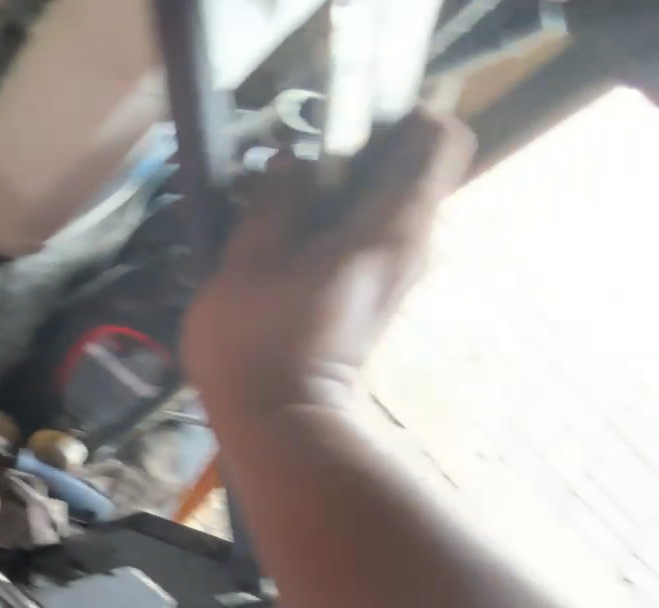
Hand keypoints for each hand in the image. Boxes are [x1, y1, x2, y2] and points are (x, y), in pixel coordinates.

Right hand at [181, 108, 474, 421]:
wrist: (274, 418)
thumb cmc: (253, 342)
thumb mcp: (243, 268)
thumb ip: (270, 207)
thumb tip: (287, 159)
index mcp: (387, 226)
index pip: (434, 137)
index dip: (392, 120)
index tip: (333, 132)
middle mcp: (409, 243)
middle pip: (408, 171)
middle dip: (353, 161)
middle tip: (285, 176)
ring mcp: (394, 275)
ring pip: (382, 209)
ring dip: (334, 200)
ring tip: (274, 215)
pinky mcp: (371, 299)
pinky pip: (366, 241)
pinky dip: (332, 233)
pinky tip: (282, 254)